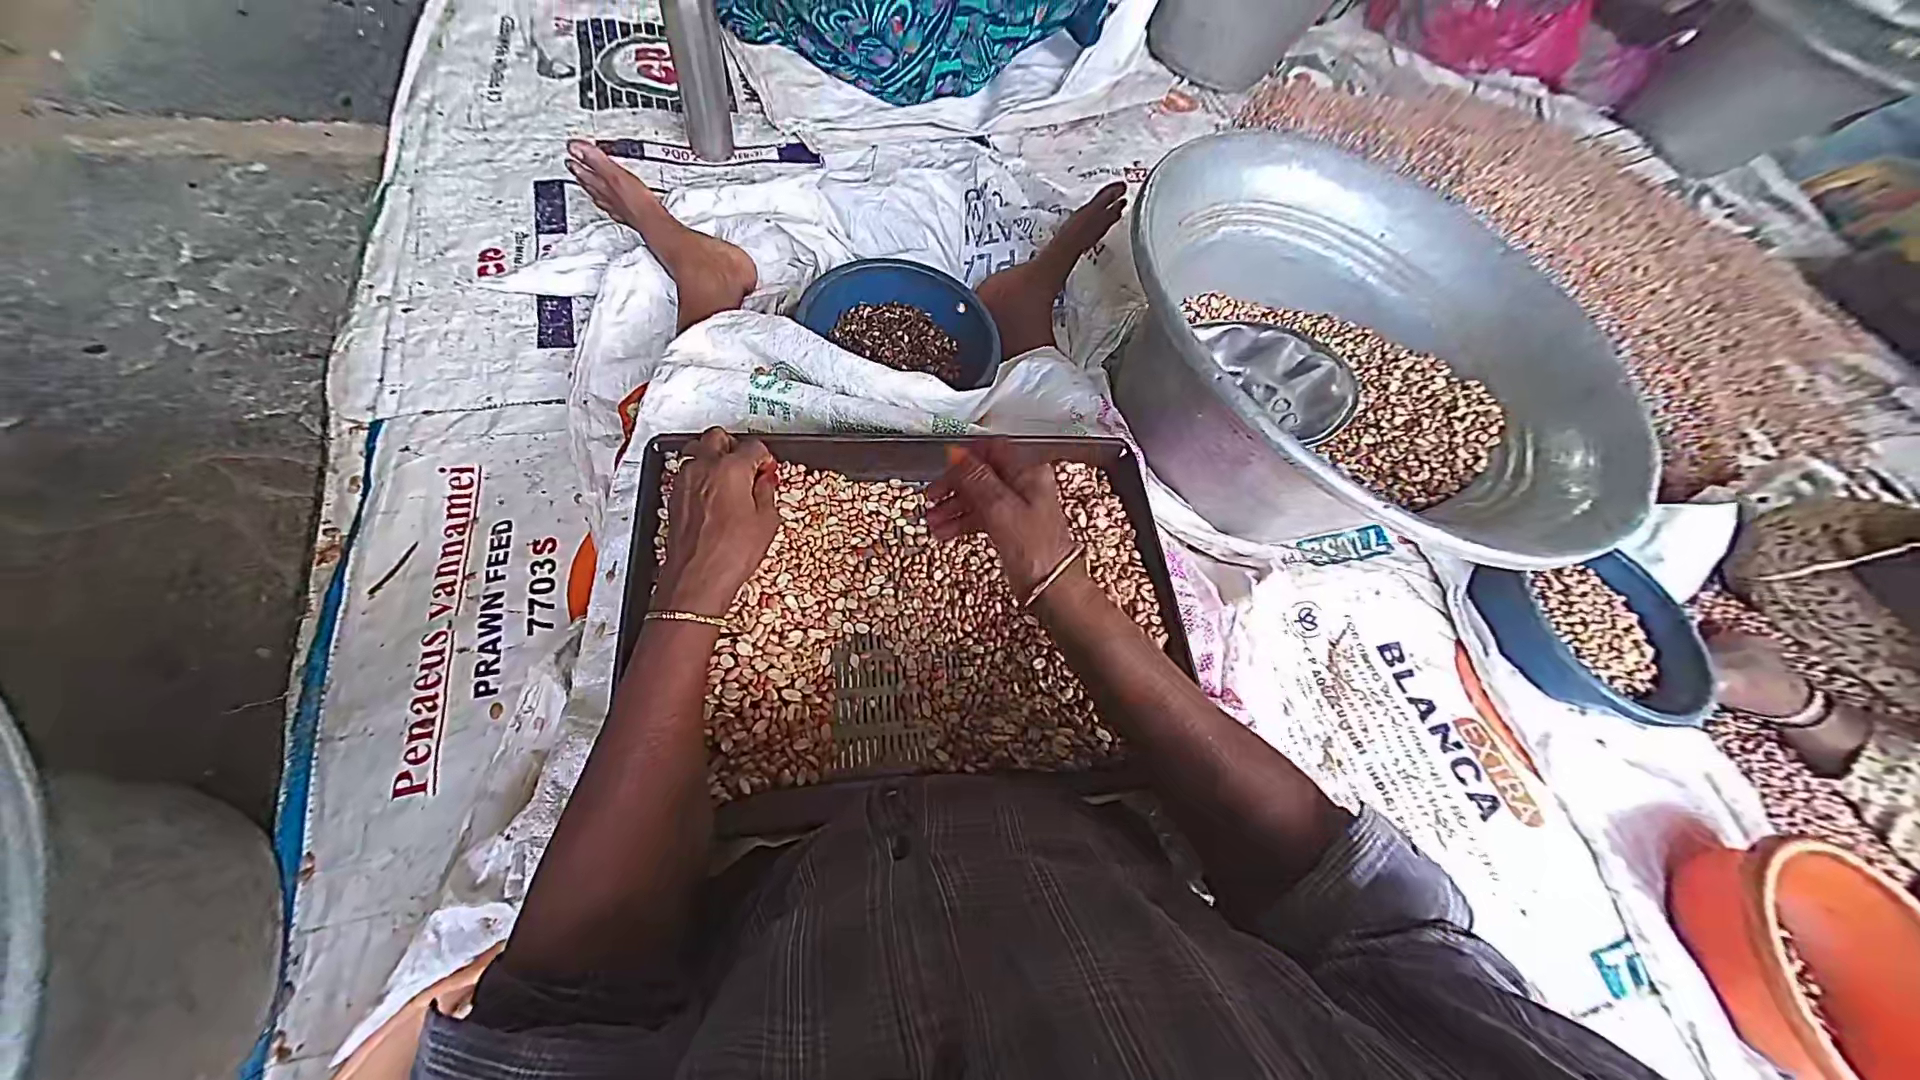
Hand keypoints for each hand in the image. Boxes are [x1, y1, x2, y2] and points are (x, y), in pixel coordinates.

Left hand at [655, 427, 779, 616]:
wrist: (697, 577)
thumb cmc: (730, 553)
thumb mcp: (766, 521)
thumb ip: (767, 491)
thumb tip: (766, 481)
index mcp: (731, 468)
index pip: (753, 447)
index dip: (766, 458)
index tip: (769, 470)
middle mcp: (703, 467)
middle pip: (719, 437)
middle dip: (736, 446)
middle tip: (750, 465)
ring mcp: (685, 480)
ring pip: (698, 450)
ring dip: (715, 456)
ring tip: (731, 476)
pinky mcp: (674, 495)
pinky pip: (688, 471)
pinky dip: (702, 473)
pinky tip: (715, 492)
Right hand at [925, 441, 1079, 599]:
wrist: (1053, 586)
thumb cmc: (1034, 548)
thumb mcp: (1000, 508)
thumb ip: (976, 479)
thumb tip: (957, 454)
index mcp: (1028, 473)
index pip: (992, 450)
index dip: (965, 456)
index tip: (943, 466)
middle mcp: (1024, 486)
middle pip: (981, 475)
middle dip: (953, 486)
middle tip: (931, 498)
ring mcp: (1018, 508)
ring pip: (978, 498)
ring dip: (953, 507)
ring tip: (932, 522)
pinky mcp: (1011, 528)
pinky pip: (982, 517)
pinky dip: (962, 522)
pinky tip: (945, 532)